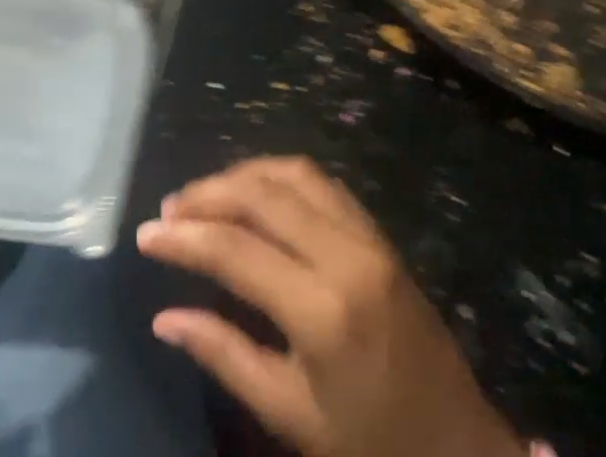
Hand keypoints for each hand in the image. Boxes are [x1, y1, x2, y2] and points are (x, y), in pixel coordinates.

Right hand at [138, 157, 523, 456]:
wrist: (460, 445)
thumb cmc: (370, 440)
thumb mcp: (290, 412)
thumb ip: (225, 355)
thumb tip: (164, 318)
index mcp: (322, 310)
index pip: (235, 250)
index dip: (183, 237)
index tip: (145, 234)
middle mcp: (347, 258)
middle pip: (263, 196)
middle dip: (207, 194)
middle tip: (169, 210)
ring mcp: (371, 240)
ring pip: (295, 176)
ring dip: (243, 175)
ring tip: (204, 196)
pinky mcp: (382, 237)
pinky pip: (324, 185)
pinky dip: (280, 177)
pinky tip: (255, 194)